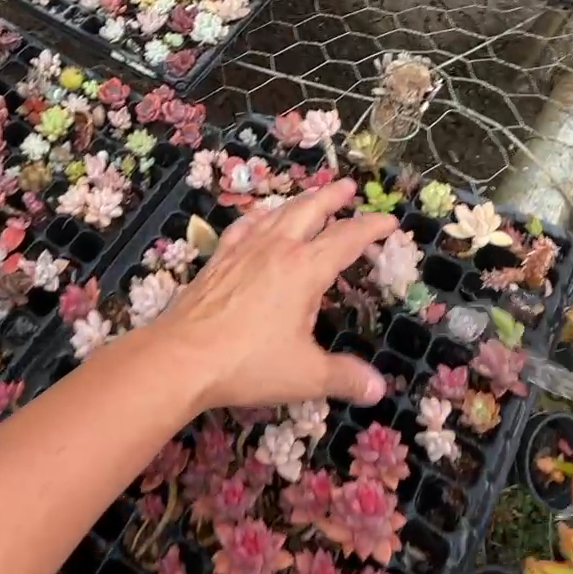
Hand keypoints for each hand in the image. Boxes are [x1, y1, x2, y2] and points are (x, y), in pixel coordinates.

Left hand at [149, 178, 392, 411]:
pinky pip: (244, 226)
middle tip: (348, 186)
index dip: (370, 227)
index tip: (389, 220)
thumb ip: (344, 377)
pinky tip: (259, 219)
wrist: (183, 356)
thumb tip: (378, 388)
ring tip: (311, 196)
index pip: (346, 238)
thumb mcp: (306, 375)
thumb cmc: (249, 363)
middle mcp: (276, 249)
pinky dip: (260, 217)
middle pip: (309, 210)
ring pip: (277, 213)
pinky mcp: (219, 258)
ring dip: (299, 201)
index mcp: (304, 269)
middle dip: (332, 196)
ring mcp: (243, 249)